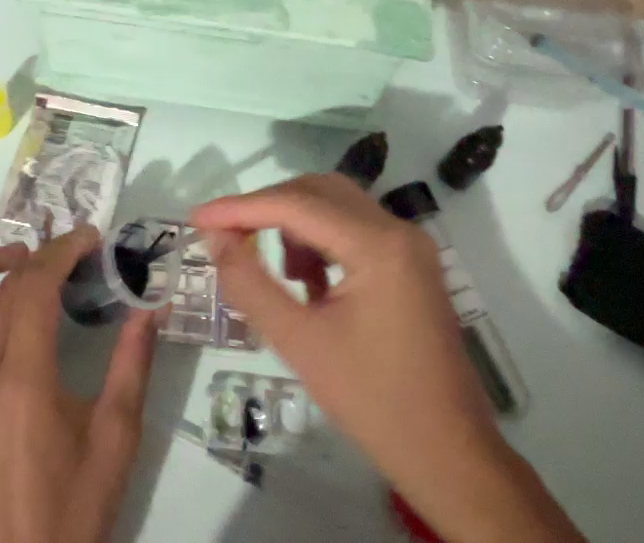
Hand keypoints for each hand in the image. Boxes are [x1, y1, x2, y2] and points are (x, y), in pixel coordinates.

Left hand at [0, 227, 158, 542]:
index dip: (61, 252)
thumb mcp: (117, 437)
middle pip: (1, 296)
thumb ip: (132, 366)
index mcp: (25, 378)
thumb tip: (150, 308)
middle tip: (68, 250)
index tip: (88, 236)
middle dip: (36, 259)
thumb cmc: (74, 505)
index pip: (36, 290)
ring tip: (10, 257)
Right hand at [192, 174, 582, 542]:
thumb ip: (249, 282)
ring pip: (337, 206)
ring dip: (295, 224)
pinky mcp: (412, 265)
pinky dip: (322, 242)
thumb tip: (214, 238)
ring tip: (278, 274)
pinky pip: (356, 230)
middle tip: (228, 237)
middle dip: (267, 208)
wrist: (448, 451)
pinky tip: (308, 285)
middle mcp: (398, 231)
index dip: (239, 208)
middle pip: (318, 191)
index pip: (295, 204)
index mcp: (377, 245)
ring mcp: (411, 246)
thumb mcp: (298, 341)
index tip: (195, 220)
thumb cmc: (371, 400)